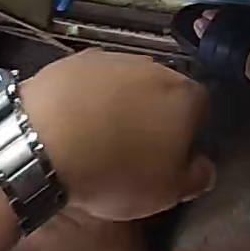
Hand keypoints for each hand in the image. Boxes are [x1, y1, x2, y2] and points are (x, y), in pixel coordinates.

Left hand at [17, 50, 214, 221]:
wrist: (45, 139)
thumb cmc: (115, 170)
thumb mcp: (165, 193)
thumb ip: (196, 177)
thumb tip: (204, 166)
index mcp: (185, 96)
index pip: (201, 107)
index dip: (189, 132)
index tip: (172, 154)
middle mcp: (155, 67)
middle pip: (164, 89)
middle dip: (156, 112)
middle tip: (137, 146)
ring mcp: (115, 57)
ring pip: (129, 81)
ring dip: (122, 101)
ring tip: (101, 134)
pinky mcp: (79, 57)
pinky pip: (94, 78)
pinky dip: (91, 95)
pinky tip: (76, 119)